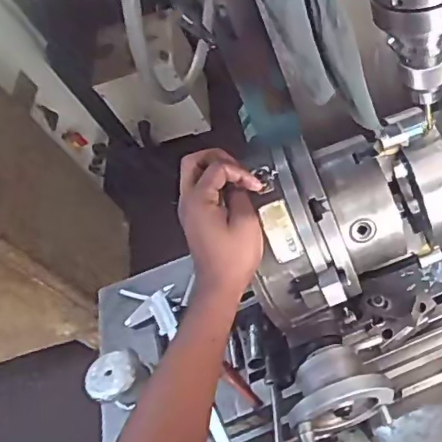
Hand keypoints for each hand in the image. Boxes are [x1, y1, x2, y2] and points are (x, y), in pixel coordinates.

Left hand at [177, 149, 265, 301]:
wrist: (219, 285)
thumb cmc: (232, 259)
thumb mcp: (246, 222)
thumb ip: (241, 195)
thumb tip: (240, 185)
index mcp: (198, 200)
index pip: (217, 167)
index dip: (239, 171)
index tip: (254, 184)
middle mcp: (187, 202)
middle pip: (193, 162)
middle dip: (217, 157)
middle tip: (238, 165)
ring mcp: (188, 210)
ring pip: (193, 174)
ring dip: (215, 169)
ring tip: (237, 177)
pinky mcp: (193, 218)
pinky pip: (198, 189)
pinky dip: (213, 183)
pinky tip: (232, 191)